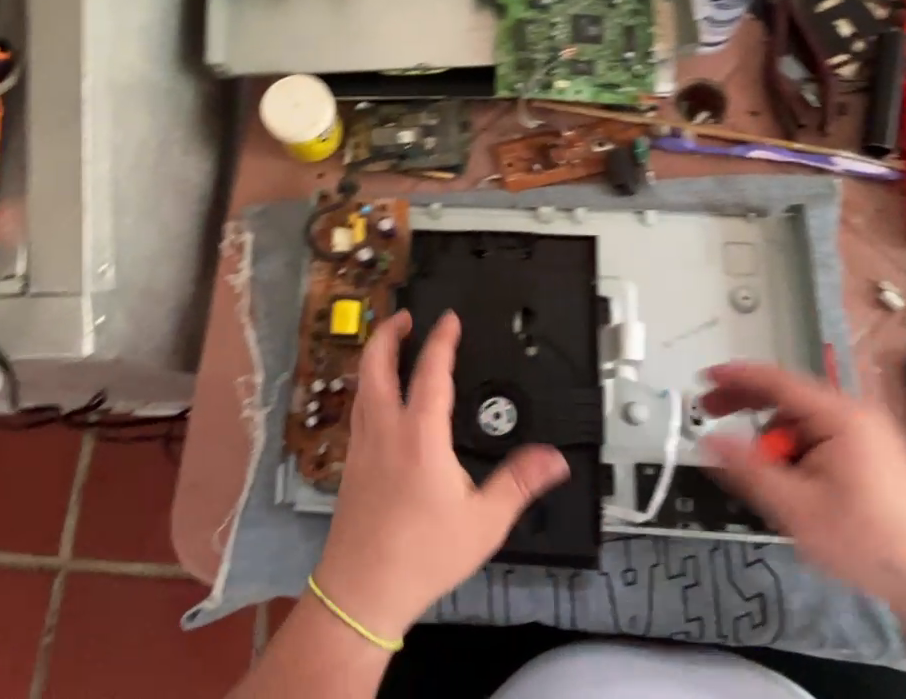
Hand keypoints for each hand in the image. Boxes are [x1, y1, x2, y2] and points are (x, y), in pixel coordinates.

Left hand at [312, 310, 569, 637]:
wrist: (362, 589)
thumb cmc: (422, 555)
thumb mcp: (484, 521)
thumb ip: (520, 482)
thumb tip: (554, 459)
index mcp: (420, 436)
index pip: (430, 371)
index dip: (441, 339)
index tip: (449, 319)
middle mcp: (385, 431)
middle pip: (376, 364)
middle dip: (388, 334)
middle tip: (404, 317)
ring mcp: (362, 446)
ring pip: (361, 385)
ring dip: (375, 357)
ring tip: (391, 348)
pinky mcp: (351, 464)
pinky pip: (357, 409)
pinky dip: (367, 387)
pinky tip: (378, 401)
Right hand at [699, 361, 905, 606]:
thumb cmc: (868, 541)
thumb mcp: (795, 506)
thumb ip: (747, 468)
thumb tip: (709, 442)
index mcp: (841, 416)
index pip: (777, 380)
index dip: (736, 376)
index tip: (705, 376)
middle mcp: (858, 416)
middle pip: (790, 398)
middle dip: (748, 407)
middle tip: (712, 414)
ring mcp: (871, 436)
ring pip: (804, 424)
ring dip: (774, 440)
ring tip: (760, 473)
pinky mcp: (876, 458)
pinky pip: (822, 440)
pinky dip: (797, 452)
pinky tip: (789, 483)